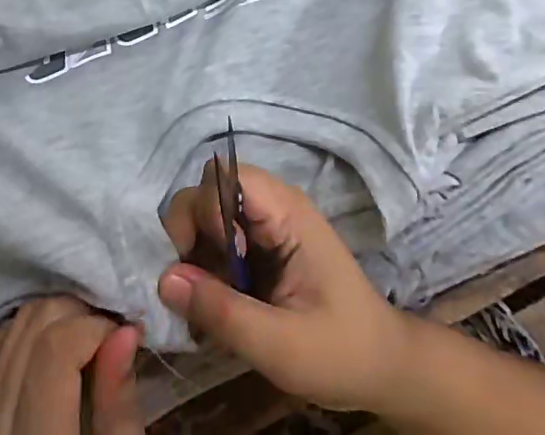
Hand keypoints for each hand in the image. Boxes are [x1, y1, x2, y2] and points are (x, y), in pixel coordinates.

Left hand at [0, 297, 143, 434]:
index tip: (128, 336)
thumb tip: (125, 331)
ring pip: (12, 329)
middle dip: (79, 315)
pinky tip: (56, 346)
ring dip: (55, 316)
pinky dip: (27, 332)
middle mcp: (0, 427)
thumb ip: (120, 404)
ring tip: (88, 339)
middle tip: (112, 337)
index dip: (96, 327)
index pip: (55, 349)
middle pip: (32, 328)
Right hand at [158, 162, 415, 411]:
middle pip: (208, 193)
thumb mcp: (281, 345)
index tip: (211, 259)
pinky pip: (216, 245)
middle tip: (200, 287)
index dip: (206, 209)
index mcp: (286, 212)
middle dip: (191, 235)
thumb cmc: (340, 352)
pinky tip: (214, 310)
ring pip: (206, 220)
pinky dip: (205, 272)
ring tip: (206, 308)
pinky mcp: (259, 251)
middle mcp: (272, 209)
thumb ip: (222, 311)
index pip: (226, 176)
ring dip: (195, 259)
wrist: (381, 368)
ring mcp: (264, 229)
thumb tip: (163, 277)